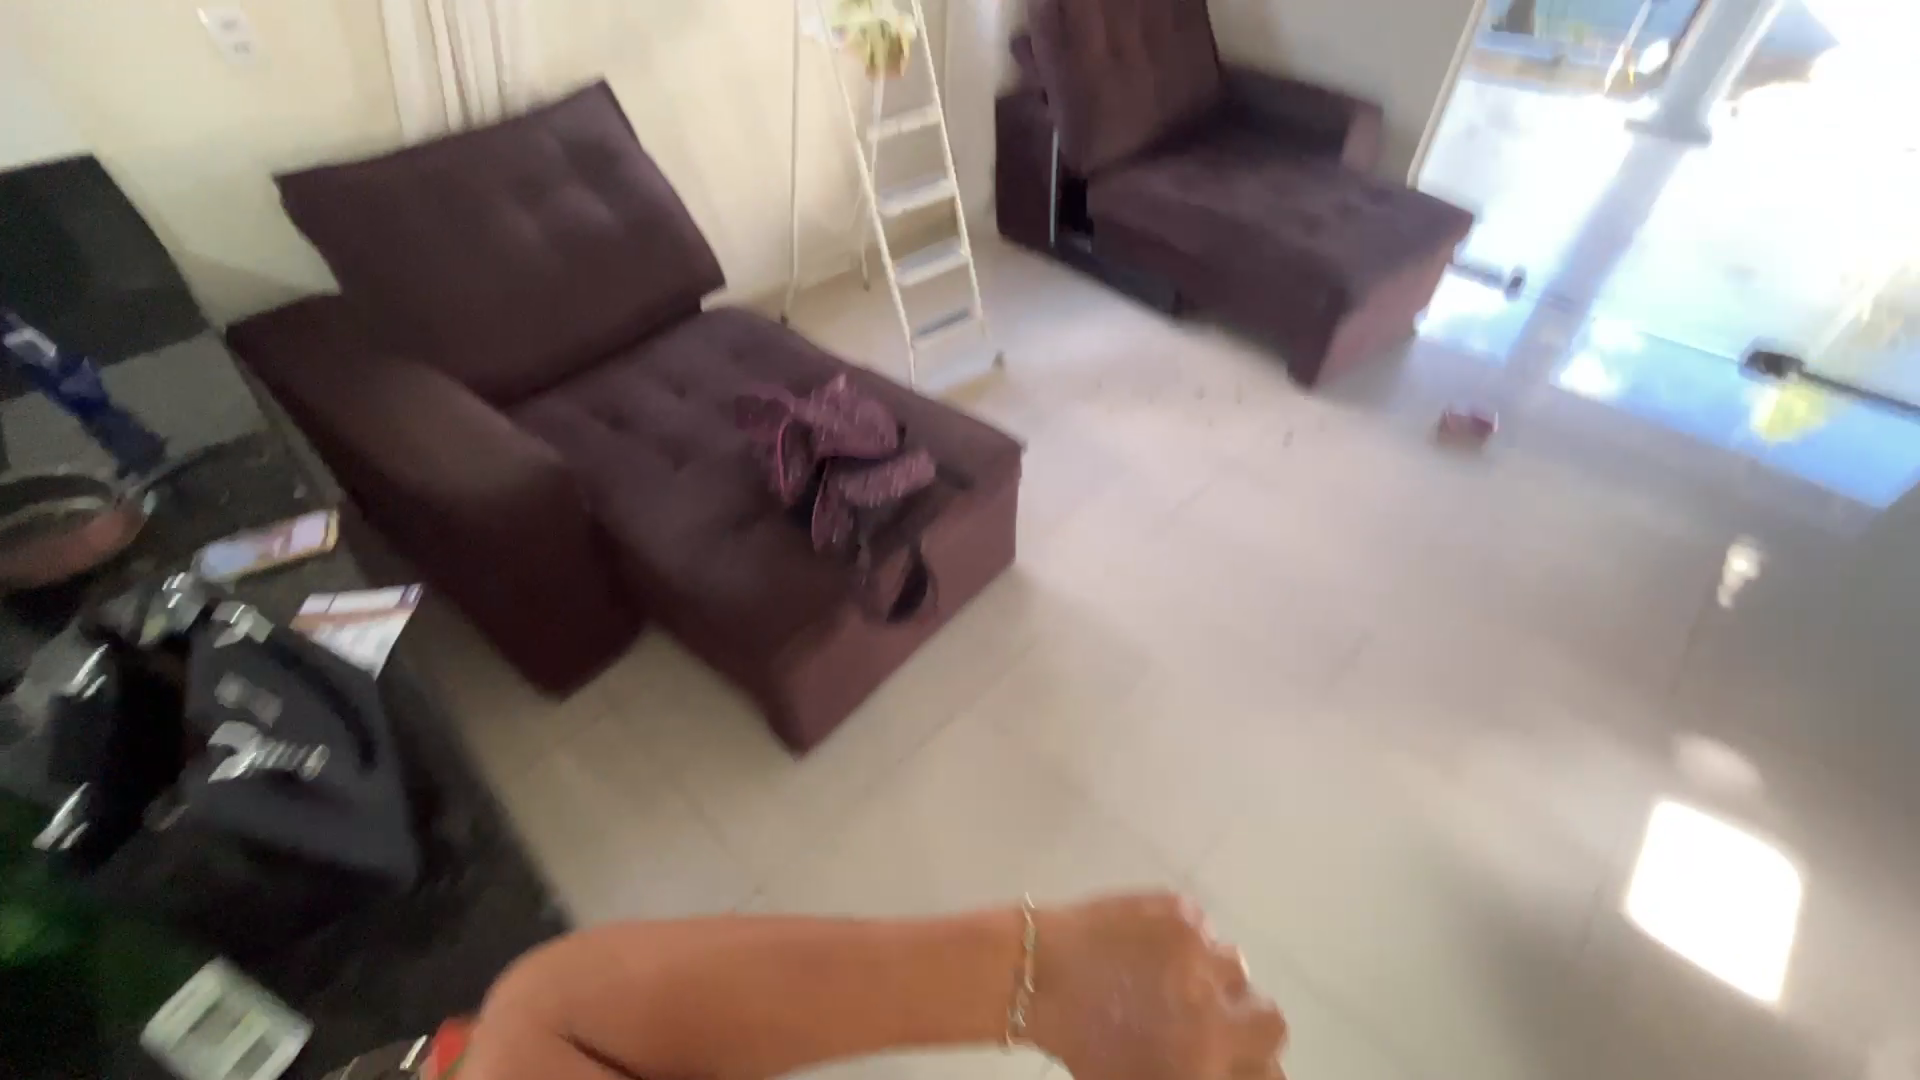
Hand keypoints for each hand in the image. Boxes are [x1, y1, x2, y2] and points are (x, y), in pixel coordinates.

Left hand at [1028, 893, 1287, 1079]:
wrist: (1037, 975)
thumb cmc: (1082, 1041)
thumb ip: (1196, 1072)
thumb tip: (1221, 1061)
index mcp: (1202, 1065)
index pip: (1269, 1072)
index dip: (1257, 1064)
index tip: (1238, 1054)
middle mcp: (1211, 1013)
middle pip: (1271, 1019)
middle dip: (1247, 1017)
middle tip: (1213, 1009)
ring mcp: (1198, 957)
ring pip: (1235, 964)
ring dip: (1211, 970)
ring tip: (1172, 968)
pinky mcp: (1179, 912)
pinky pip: (1201, 924)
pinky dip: (1183, 932)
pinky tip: (1148, 939)